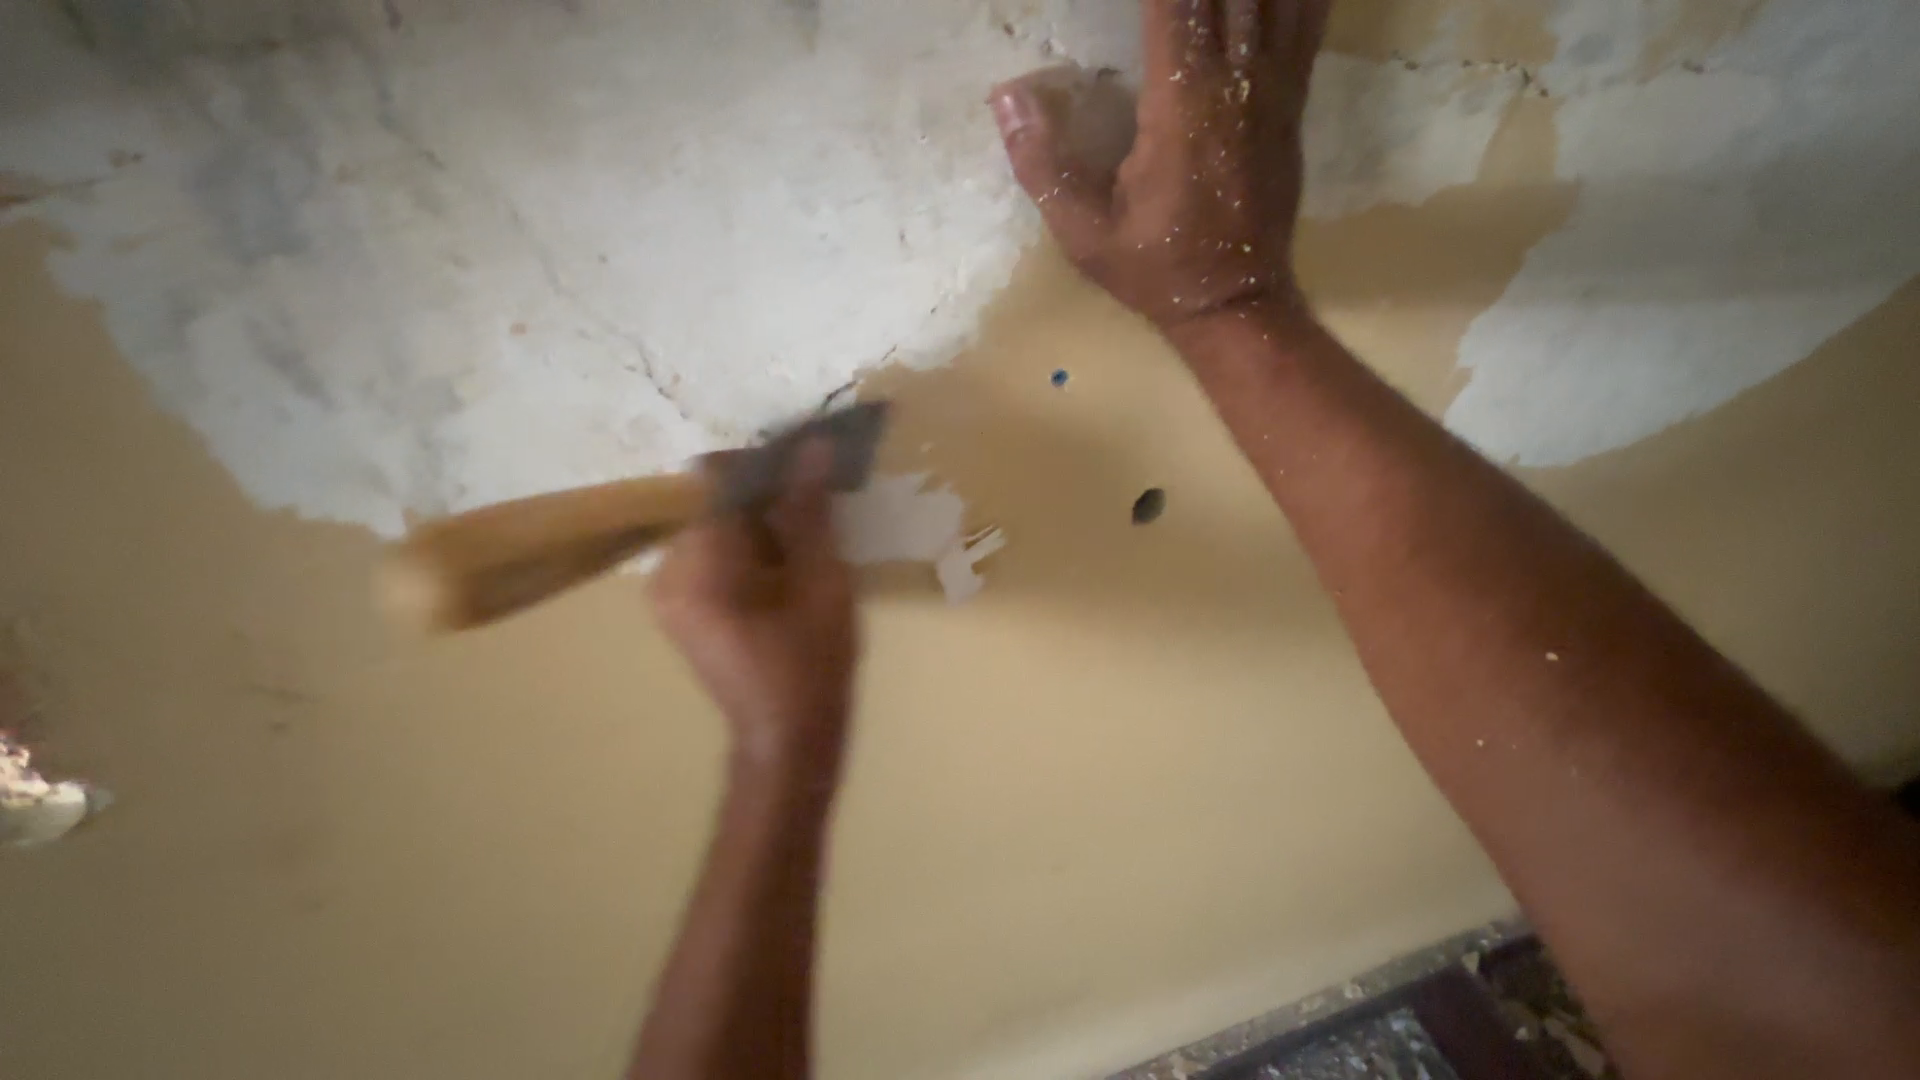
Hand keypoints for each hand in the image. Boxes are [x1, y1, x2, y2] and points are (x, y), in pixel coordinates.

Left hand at [650, 442, 857, 766]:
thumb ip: (809, 510)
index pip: (715, 477)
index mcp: (698, 564)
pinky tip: (781, 573)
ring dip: (757, 523)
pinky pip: (709, 553)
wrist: (785, 739)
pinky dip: (744, 548)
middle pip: (711, 500)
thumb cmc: (812, 664)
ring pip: (713, 525)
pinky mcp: (676, 607)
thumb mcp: (822, 581)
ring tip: (803, 548)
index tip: (807, 471)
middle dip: (764, 496)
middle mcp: (666, 570)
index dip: (764, 463)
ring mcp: (665, 592)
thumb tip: (811, 445)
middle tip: (815, 514)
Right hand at [990, 0, 1330, 330]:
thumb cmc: (1154, 270)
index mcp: (1181, 103)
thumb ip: (1042, 165)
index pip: (1172, 2)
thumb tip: (1005, 95)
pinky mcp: (1293, 101)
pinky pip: (1305, 20)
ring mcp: (1275, 87)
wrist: (1233, 302)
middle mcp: (1235, 81)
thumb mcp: (1084, 234)